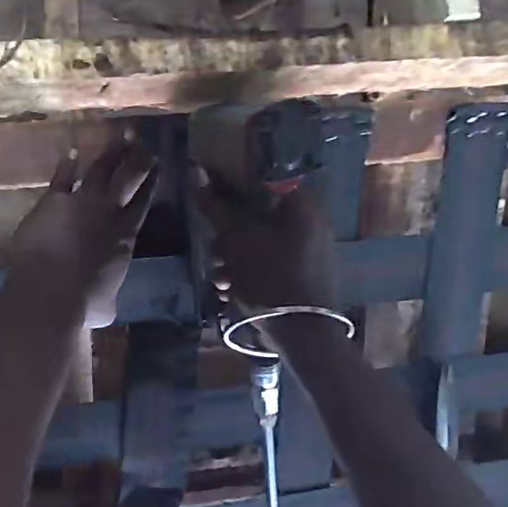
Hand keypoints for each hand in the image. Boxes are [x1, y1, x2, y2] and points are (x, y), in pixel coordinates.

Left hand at [10, 141, 158, 327]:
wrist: (52, 294)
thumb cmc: (84, 306)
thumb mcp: (105, 304)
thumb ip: (107, 295)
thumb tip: (106, 305)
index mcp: (126, 238)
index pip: (143, 202)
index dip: (151, 183)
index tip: (158, 165)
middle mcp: (109, 215)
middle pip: (128, 179)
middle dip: (138, 160)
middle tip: (145, 145)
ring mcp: (82, 204)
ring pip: (101, 171)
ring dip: (111, 154)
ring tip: (121, 138)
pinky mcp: (53, 202)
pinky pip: (62, 178)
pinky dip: (67, 165)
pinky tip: (72, 152)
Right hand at [192, 170, 337, 313]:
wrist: (304, 333)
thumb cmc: (269, 278)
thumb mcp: (236, 241)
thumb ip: (216, 208)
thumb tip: (196, 173)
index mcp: (299, 204)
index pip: (260, 176)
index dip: (228, 180)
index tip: (206, 191)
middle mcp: (310, 219)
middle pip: (258, 210)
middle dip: (228, 231)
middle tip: (213, 250)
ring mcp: (311, 247)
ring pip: (261, 238)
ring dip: (234, 255)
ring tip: (218, 278)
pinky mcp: (306, 270)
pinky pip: (272, 258)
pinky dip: (249, 268)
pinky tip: (230, 289)